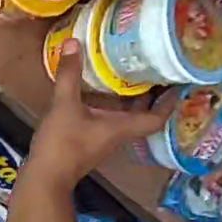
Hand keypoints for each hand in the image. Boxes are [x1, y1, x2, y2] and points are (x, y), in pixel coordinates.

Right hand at [23, 40, 166, 192]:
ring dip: (125, 100)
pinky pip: (103, 121)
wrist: (44, 178)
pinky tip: (93, 94)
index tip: (177, 83)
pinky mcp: (85, 144)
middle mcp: (116, 134)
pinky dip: (105, 107)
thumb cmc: (62, 144)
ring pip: (121, 118)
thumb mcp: (65, 106)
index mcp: (121, 127)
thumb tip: (74, 43)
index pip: (156, 117)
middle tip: (149, 70)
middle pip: (140, 116)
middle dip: (148, 95)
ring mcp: (100, 141)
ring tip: (123, 75)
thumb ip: (70, 75)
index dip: (169, 102)